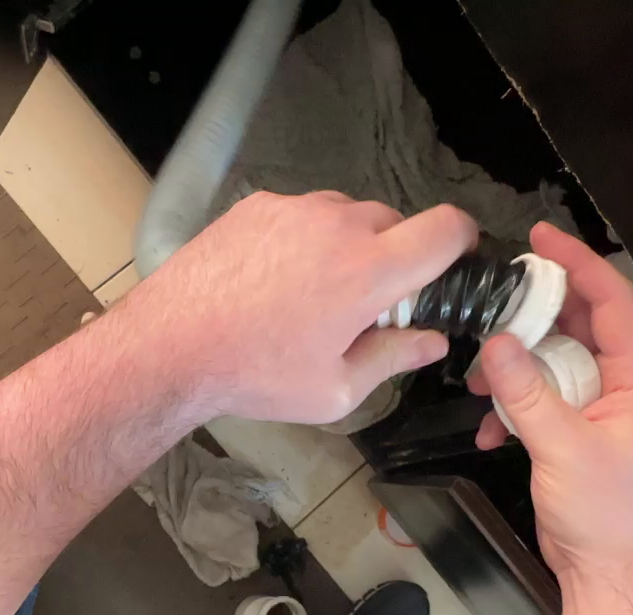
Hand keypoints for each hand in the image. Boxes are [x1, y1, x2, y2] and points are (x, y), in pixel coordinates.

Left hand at [119, 191, 477, 424]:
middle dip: (395, 258)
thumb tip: (433, 344)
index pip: (445, 228)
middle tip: (365, 304)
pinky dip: (307, 239)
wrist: (171, 346)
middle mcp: (339, 224)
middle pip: (396, 223)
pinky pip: (303, 214)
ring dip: (350, 246)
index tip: (450, 267)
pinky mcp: (257, 205)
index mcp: (369, 271)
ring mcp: (294, 208)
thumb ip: (392, 359)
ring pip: (347, 215)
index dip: (461, 243)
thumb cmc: (259, 377)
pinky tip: (275, 278)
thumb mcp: (334, 390)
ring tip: (314, 292)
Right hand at [469, 223, 632, 575]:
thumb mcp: (564, 448)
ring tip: (478, 381)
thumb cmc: (604, 512)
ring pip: (549, 366)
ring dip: (513, 369)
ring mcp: (591, 412)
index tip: (543, 239)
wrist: (606, 569)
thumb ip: (528, 395)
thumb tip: (496, 344)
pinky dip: (509, 410)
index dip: (581, 265)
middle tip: (495, 303)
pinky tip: (489, 432)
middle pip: (576, 328)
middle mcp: (616, 387)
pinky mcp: (567, 435)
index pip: (612, 304)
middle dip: (535, 317)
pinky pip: (535, 404)